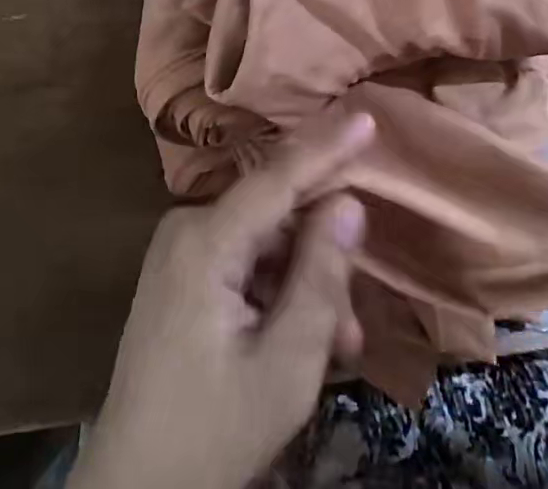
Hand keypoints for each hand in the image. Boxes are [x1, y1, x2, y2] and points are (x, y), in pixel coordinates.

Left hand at [67, 112, 373, 488]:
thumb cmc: (213, 430)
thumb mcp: (286, 363)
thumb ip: (321, 276)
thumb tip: (348, 204)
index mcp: (204, 244)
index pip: (278, 178)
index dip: (328, 146)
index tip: (368, 117)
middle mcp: (186, 230)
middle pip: (277, 217)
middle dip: (324, 254)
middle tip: (355, 317)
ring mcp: (179, 251)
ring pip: (267, 243)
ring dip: (306, 284)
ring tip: (338, 344)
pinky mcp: (182, 273)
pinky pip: (245, 262)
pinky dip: (280, 292)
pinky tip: (304, 337)